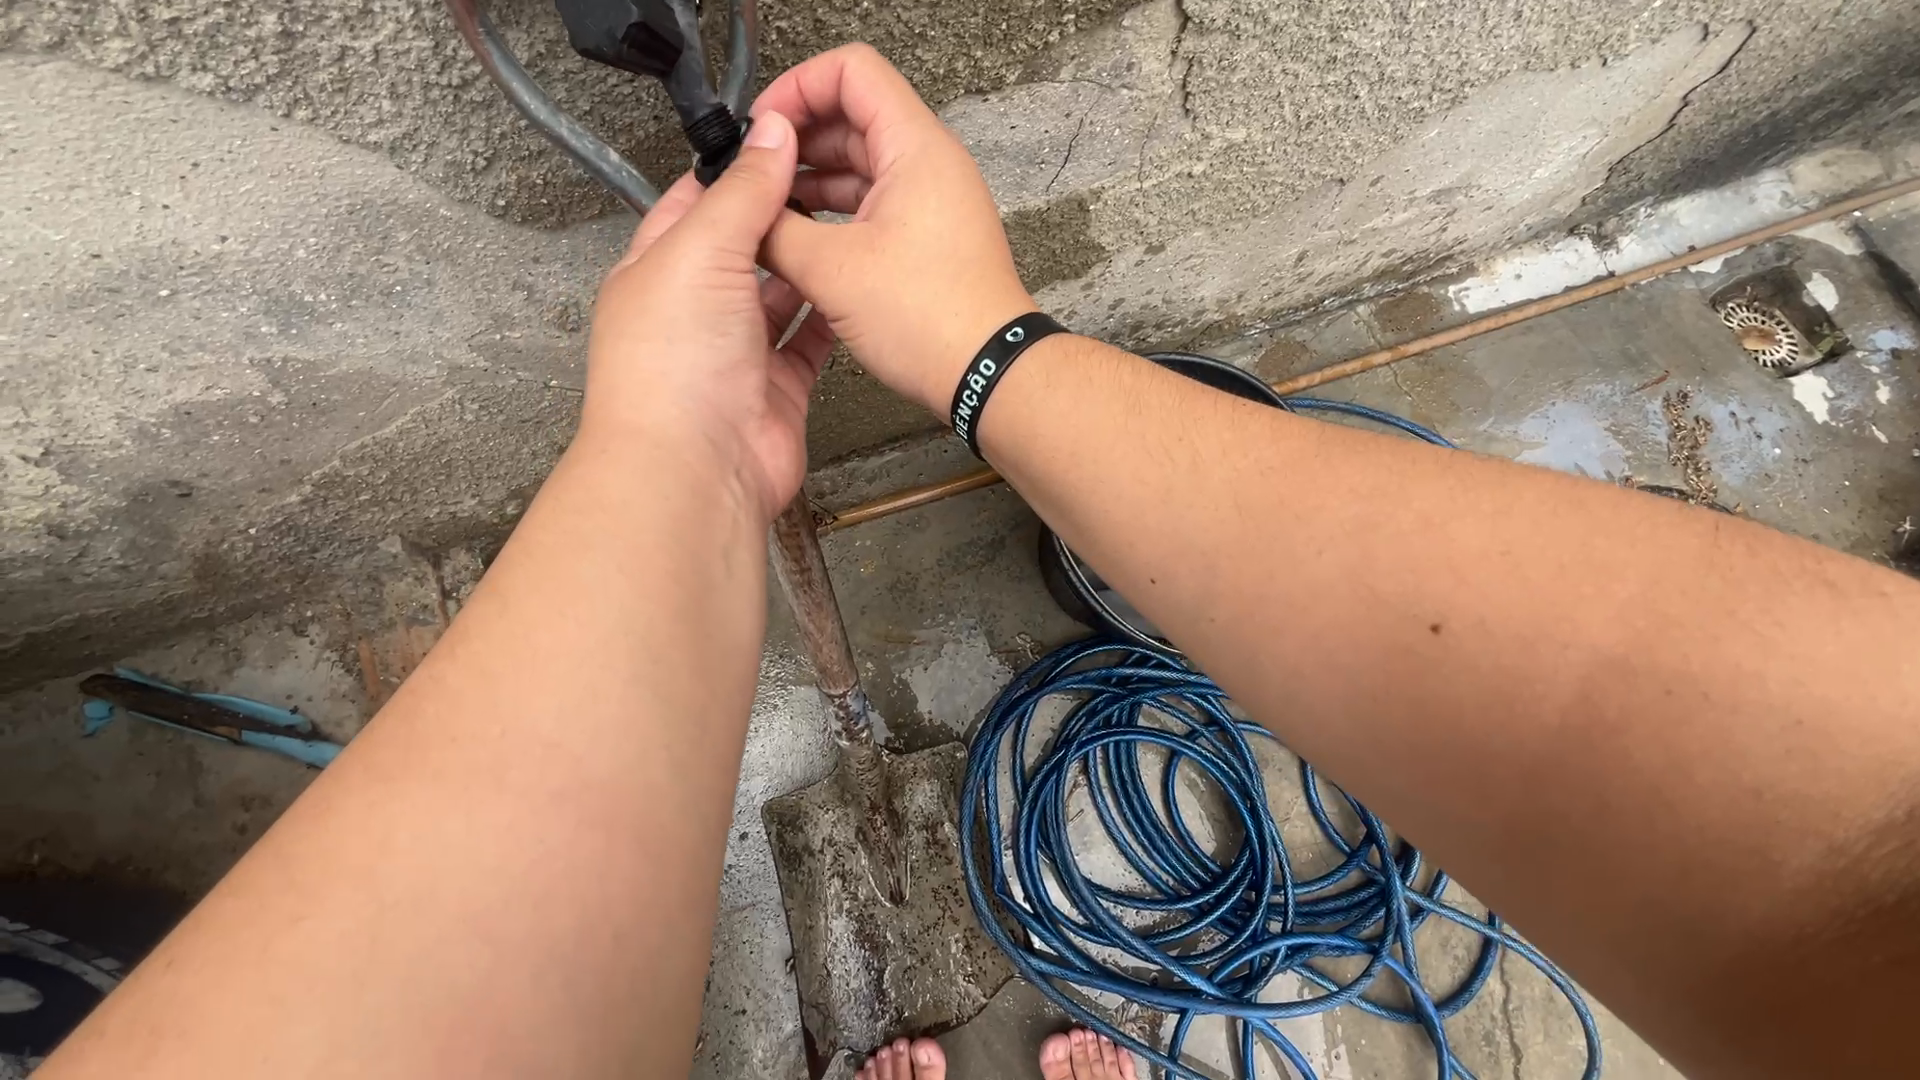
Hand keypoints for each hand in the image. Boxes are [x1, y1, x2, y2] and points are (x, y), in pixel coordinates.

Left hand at [580, 111, 833, 520]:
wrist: (700, 466)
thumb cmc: (674, 366)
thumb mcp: (702, 252)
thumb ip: (743, 193)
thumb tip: (771, 131)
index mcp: (659, 270)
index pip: (696, 204)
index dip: (738, 172)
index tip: (785, 143)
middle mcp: (697, 310)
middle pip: (744, 250)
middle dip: (781, 219)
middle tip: (832, 182)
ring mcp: (739, 352)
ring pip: (780, 297)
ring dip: (808, 268)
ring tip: (849, 227)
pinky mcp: (778, 388)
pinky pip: (808, 344)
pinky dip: (828, 319)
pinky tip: (852, 291)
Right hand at [754, 45, 1036, 415]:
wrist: (987, 374)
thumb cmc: (935, 323)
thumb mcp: (833, 272)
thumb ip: (776, 232)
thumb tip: (745, 218)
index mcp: (916, 150)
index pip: (852, 72)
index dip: (799, 87)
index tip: (764, 125)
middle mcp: (932, 168)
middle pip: (854, 119)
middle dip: (799, 142)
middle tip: (758, 174)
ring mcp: (934, 205)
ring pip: (863, 168)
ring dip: (815, 183)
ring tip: (773, 212)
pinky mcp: (932, 241)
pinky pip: (877, 207)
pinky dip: (839, 215)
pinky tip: (806, 241)